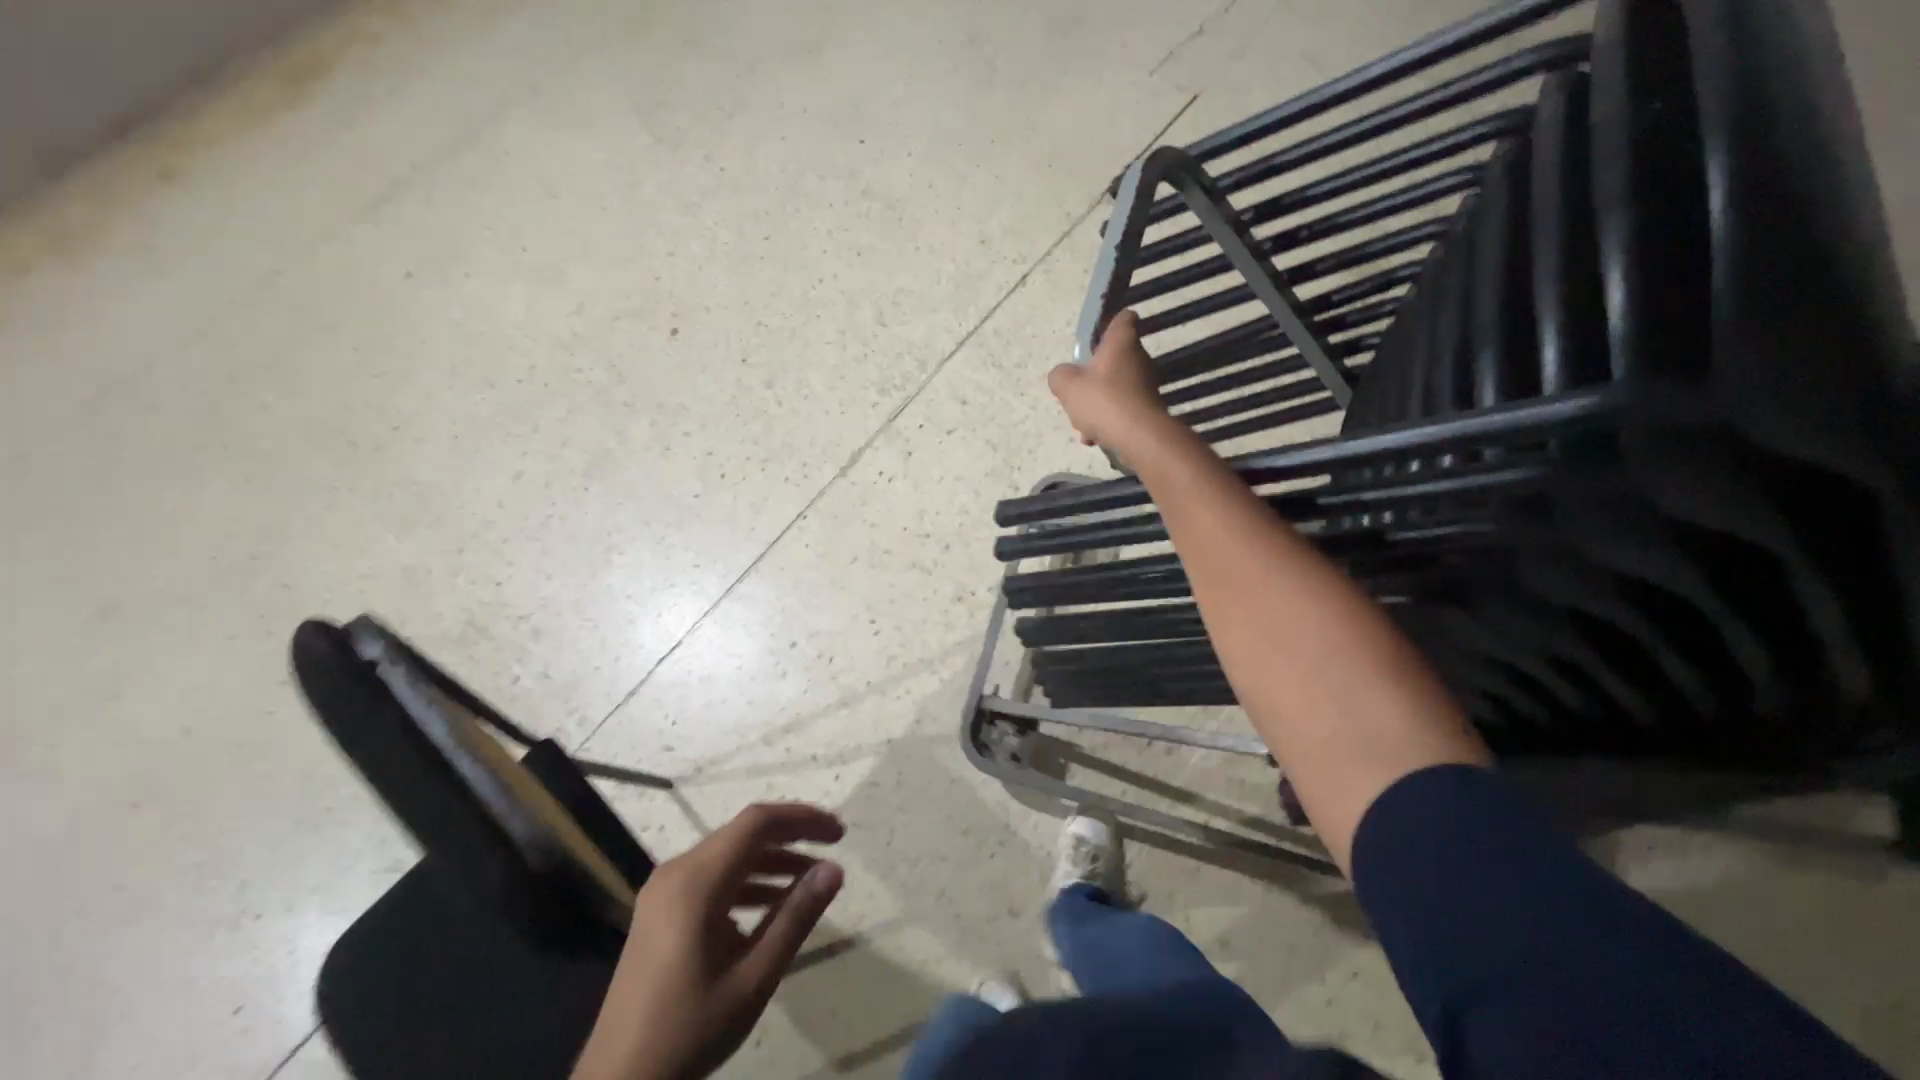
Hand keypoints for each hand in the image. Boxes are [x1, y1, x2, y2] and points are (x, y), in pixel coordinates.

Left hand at [571, 804, 846, 1079]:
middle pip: (741, 834)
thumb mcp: (755, 976)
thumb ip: (796, 917)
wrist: (621, 1076)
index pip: (756, 824)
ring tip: (810, 880)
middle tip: (833, 849)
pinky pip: (709, 878)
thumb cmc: (692, 1026)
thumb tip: (834, 870)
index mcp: (696, 882)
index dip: (802, 819)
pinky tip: (771, 906)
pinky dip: (745, 881)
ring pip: (726, 855)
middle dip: (790, 836)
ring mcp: (662, 892)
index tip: (839, 834)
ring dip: (770, 860)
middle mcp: (675, 873)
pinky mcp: (659, 911)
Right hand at [1048, 311, 1173, 455]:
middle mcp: (1139, 358)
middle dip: (1095, 374)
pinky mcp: (1149, 409)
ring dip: (1098, 403)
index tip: (1098, 334)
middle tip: (1079, 389)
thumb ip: (1059, 375)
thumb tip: (1062, 375)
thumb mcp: (1067, 385)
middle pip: (1115, 358)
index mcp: (1121, 343)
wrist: (1138, 437)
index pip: (1123, 318)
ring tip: (1083, 423)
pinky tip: (1094, 438)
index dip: (1111, 322)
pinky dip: (1108, 420)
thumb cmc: (1102, 400)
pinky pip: (1122, 409)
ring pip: (1115, 387)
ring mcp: (1146, 385)